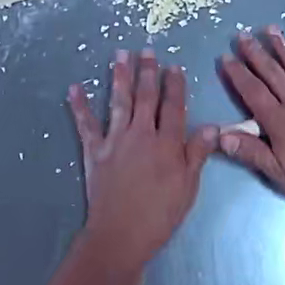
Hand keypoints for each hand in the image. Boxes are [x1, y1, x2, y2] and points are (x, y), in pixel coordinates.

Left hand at [67, 49, 217, 271]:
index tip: (174, 66)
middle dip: (147, 72)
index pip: (173, 107)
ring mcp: (115, 139)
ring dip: (119, 76)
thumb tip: (211, 126)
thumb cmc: (160, 214)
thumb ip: (197, 154)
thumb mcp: (188, 187)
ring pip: (119, 101)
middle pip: (146, 97)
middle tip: (146, 50)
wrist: (121, 234)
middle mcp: (141, 134)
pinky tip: (74, 88)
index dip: (174, 85)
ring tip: (120, 55)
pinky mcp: (94, 150)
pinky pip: (86, 123)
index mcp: (166, 143)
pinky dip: (79, 105)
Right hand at [216, 26, 284, 220]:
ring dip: (283, 48)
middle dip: (255, 53)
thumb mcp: (278, 173)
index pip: (252, 91)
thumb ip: (250, 151)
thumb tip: (219, 135)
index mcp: (279, 120)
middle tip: (242, 34)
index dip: (237, 74)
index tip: (225, 56)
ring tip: (271, 28)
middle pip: (272, 74)